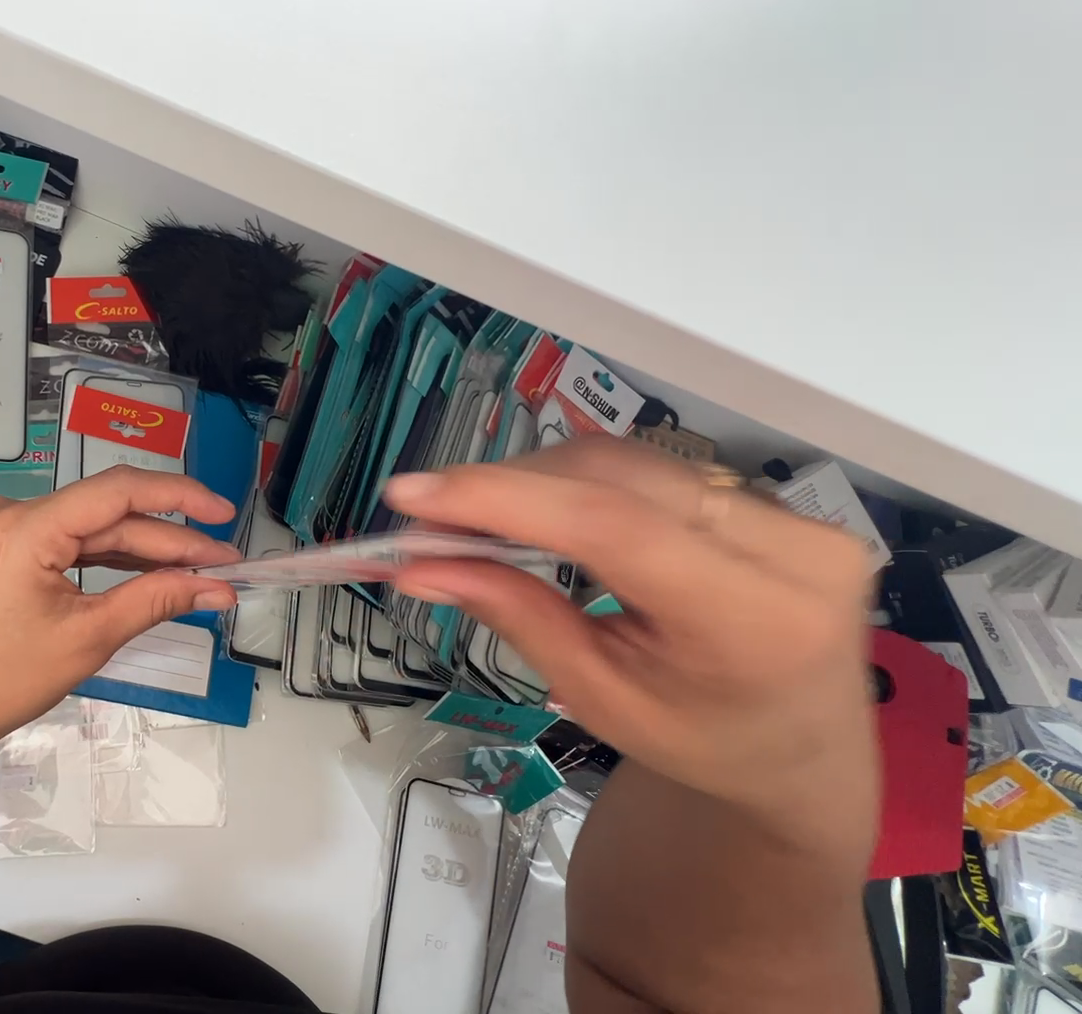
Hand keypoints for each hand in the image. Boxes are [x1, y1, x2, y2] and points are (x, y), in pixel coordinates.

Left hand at [0, 467, 238, 758]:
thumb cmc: (6, 681)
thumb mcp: (89, 638)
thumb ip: (157, 599)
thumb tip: (219, 587)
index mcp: (22, 528)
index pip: (116, 493)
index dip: (179, 497)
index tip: (224, 513)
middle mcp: (6, 510)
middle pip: (105, 514)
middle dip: (167, 539)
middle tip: (223, 561)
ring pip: (88, 527)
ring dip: (141, 547)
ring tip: (200, 566)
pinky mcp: (0, 540)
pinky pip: (65, 539)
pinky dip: (106, 556)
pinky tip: (151, 567)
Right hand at [385, 437, 876, 851]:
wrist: (799, 748)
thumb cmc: (695, 740)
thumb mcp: (595, 694)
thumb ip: (513, 615)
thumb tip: (417, 568)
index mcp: (754, 620)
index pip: (612, 526)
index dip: (501, 499)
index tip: (410, 495)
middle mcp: (789, 548)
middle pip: (612, 476)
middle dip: (504, 485)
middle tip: (426, 513)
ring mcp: (790, 515)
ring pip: (624, 460)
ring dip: (532, 479)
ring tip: (470, 515)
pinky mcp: (768, 500)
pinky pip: (644, 467)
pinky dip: (569, 481)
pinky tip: (530, 508)